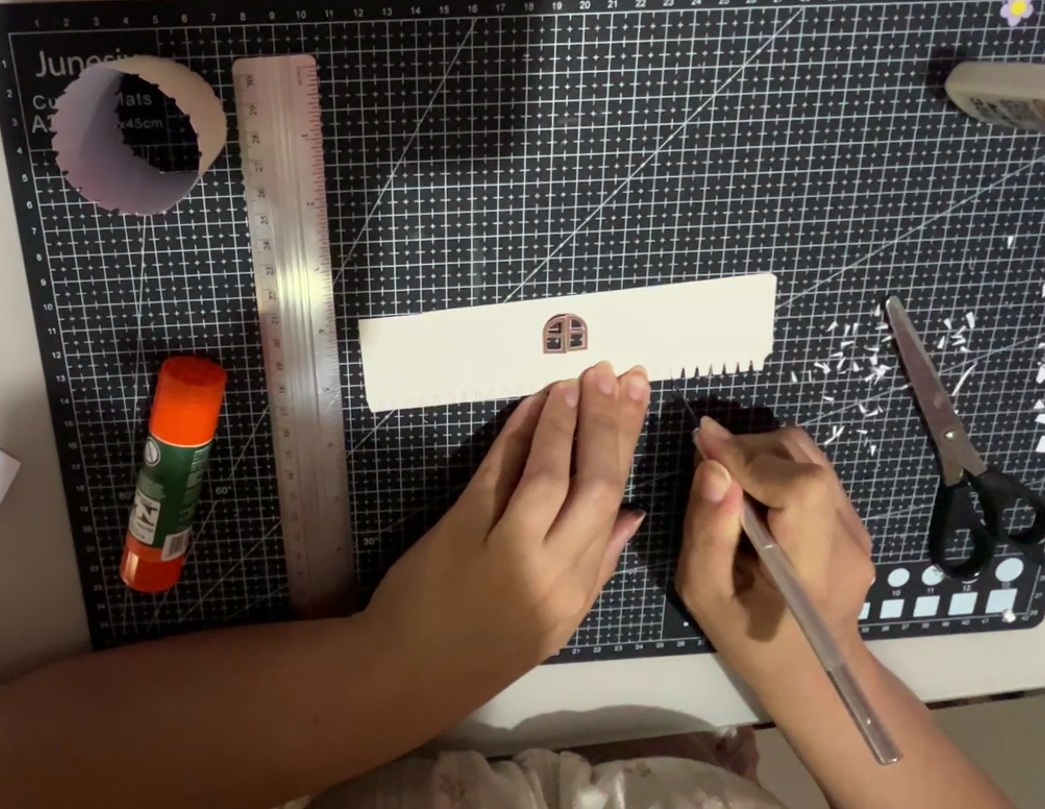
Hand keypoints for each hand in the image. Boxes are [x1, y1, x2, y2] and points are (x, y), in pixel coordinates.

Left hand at [362, 362, 650, 689]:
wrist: (408, 669)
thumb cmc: (482, 648)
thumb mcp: (554, 623)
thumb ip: (596, 568)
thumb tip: (631, 514)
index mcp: (577, 592)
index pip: (613, 503)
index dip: (627, 444)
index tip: (636, 400)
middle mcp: (552, 570)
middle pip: (593, 483)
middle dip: (608, 423)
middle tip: (618, 374)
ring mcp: (506, 549)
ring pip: (549, 473)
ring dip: (565, 420)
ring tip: (580, 380)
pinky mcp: (461, 528)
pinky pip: (498, 472)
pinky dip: (517, 433)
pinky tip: (533, 404)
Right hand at [676, 418, 875, 692]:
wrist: (814, 672)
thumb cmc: (749, 639)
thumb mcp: (705, 594)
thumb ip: (707, 532)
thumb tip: (713, 467)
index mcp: (811, 570)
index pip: (801, 487)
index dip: (749, 457)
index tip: (703, 443)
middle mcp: (847, 542)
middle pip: (803, 459)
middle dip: (747, 449)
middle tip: (708, 468)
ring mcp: (857, 530)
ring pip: (808, 455)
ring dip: (760, 453)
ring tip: (729, 483)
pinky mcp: (853, 521)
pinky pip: (811, 469)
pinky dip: (774, 466)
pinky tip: (753, 498)